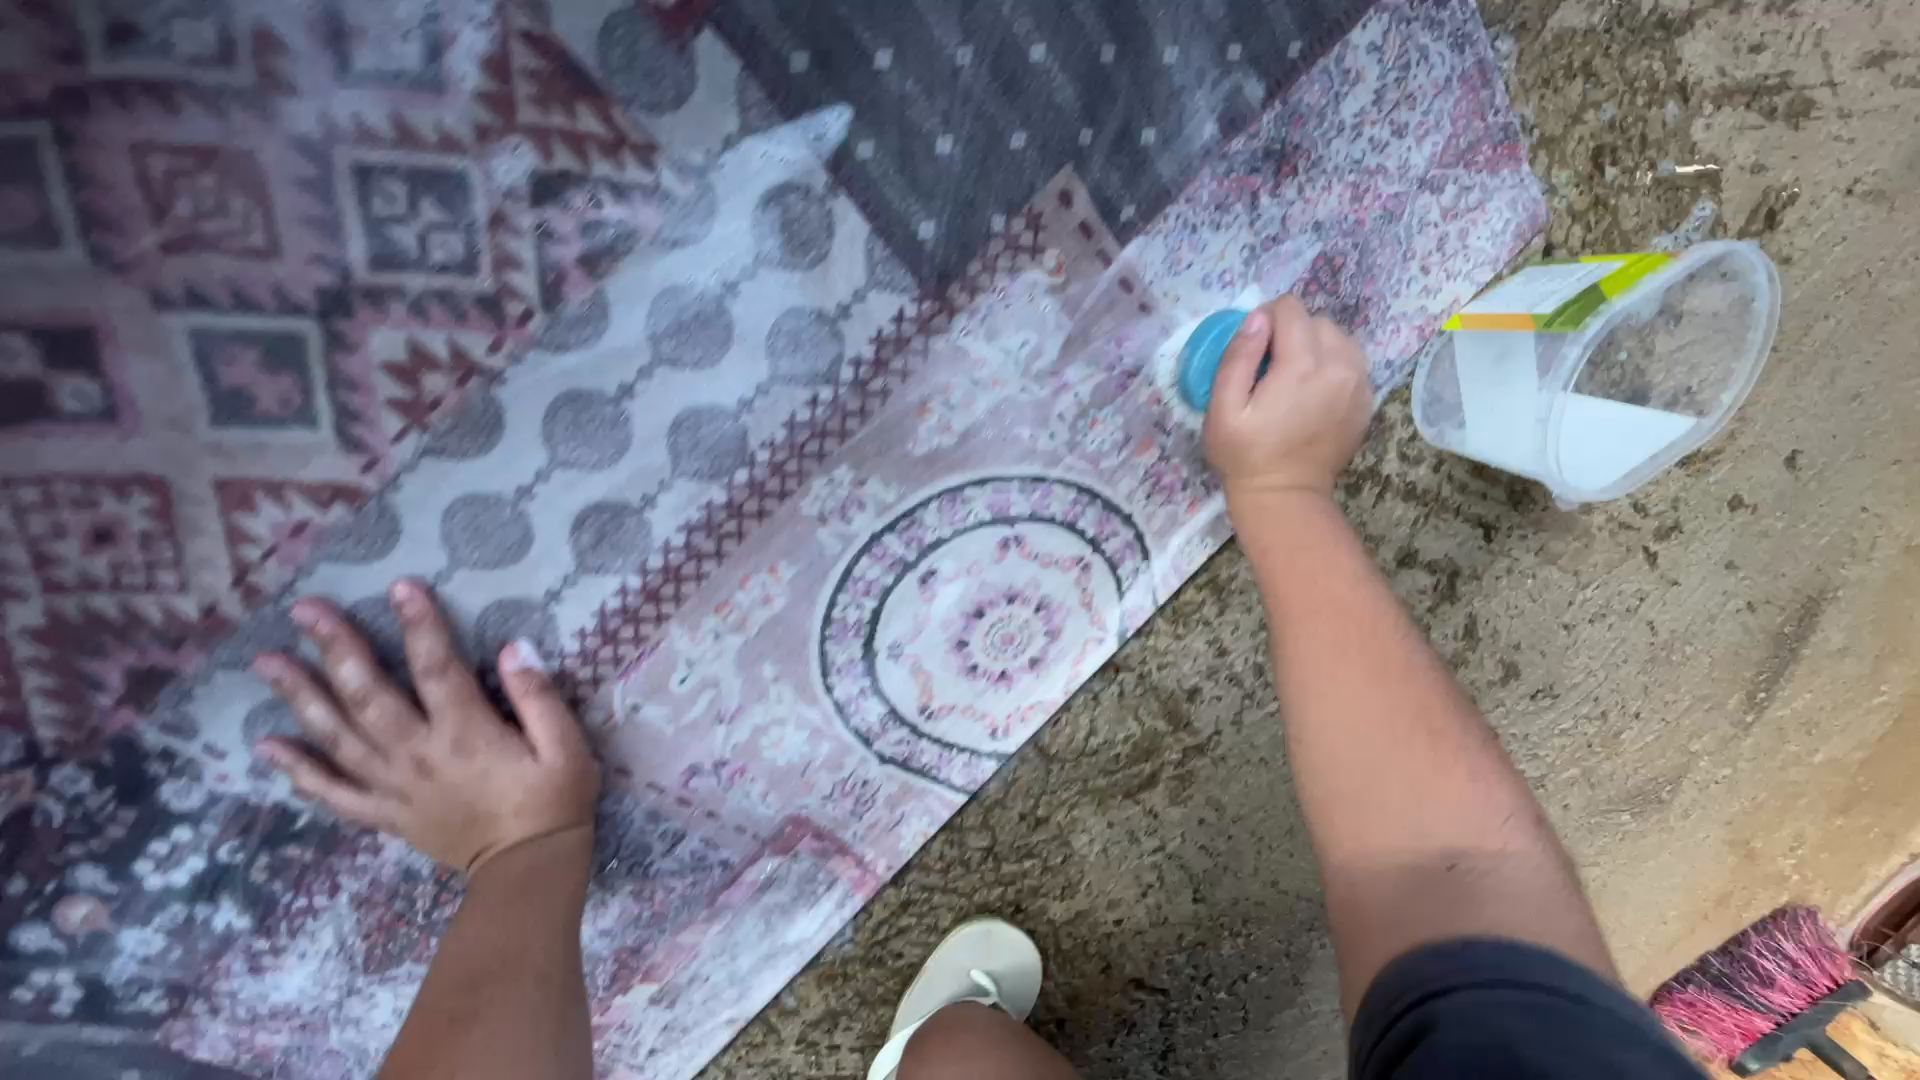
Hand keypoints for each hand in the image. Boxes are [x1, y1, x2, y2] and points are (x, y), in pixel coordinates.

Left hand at [251, 579, 599, 872]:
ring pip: (338, 736)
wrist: (529, 867)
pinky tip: (267, 747)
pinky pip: (332, 792)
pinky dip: (298, 770)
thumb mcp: (566, 745)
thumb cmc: (555, 799)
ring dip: (301, 697)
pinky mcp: (385, 814)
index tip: (399, 587)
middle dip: (336, 649)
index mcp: (466, 733)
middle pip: (368, 695)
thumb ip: (539, 697)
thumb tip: (513, 649)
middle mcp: (418, 754)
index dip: (418, 625)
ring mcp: (394, 786)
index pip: (436, 668)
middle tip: (304, 611)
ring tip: (269, 662)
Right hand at [1202, 295, 1373, 506]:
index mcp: (1301, 365)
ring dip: (1314, 347)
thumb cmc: (1244, 455)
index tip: (1252, 350)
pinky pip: (1351, 362)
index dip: (1264, 321)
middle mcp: (1339, 365)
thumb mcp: (1223, 409)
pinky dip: (1331, 366)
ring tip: (1293, 378)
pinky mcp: (1366, 399)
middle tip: (1269, 368)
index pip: (1290, 308)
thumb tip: (1256, 318)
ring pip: (1338, 338)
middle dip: (1291, 334)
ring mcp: (1359, 383)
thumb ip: (1237, 358)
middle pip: (1317, 320)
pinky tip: (1312, 393)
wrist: (1285, 495)